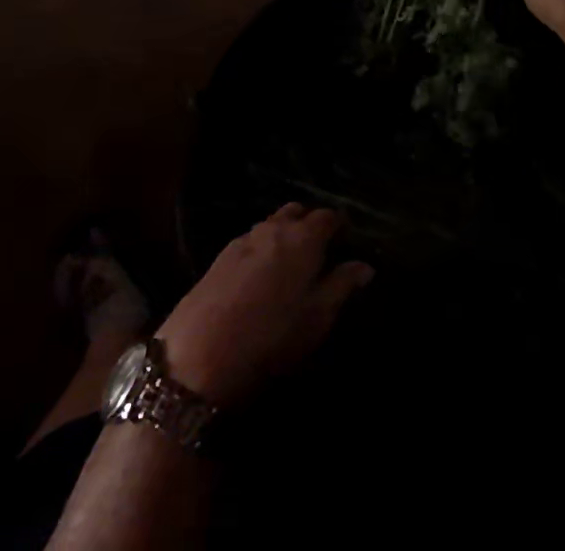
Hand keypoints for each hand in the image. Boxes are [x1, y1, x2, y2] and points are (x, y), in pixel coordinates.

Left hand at [157, 204, 373, 408]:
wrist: (199, 353)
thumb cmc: (272, 334)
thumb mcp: (318, 316)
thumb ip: (342, 285)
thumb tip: (365, 265)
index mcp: (302, 238)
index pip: (327, 216)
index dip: (340, 223)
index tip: (348, 235)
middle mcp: (272, 229)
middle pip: (296, 211)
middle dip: (310, 221)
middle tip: (322, 246)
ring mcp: (242, 240)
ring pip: (270, 224)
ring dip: (285, 233)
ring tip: (293, 260)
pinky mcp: (219, 257)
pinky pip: (250, 240)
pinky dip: (263, 247)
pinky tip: (262, 272)